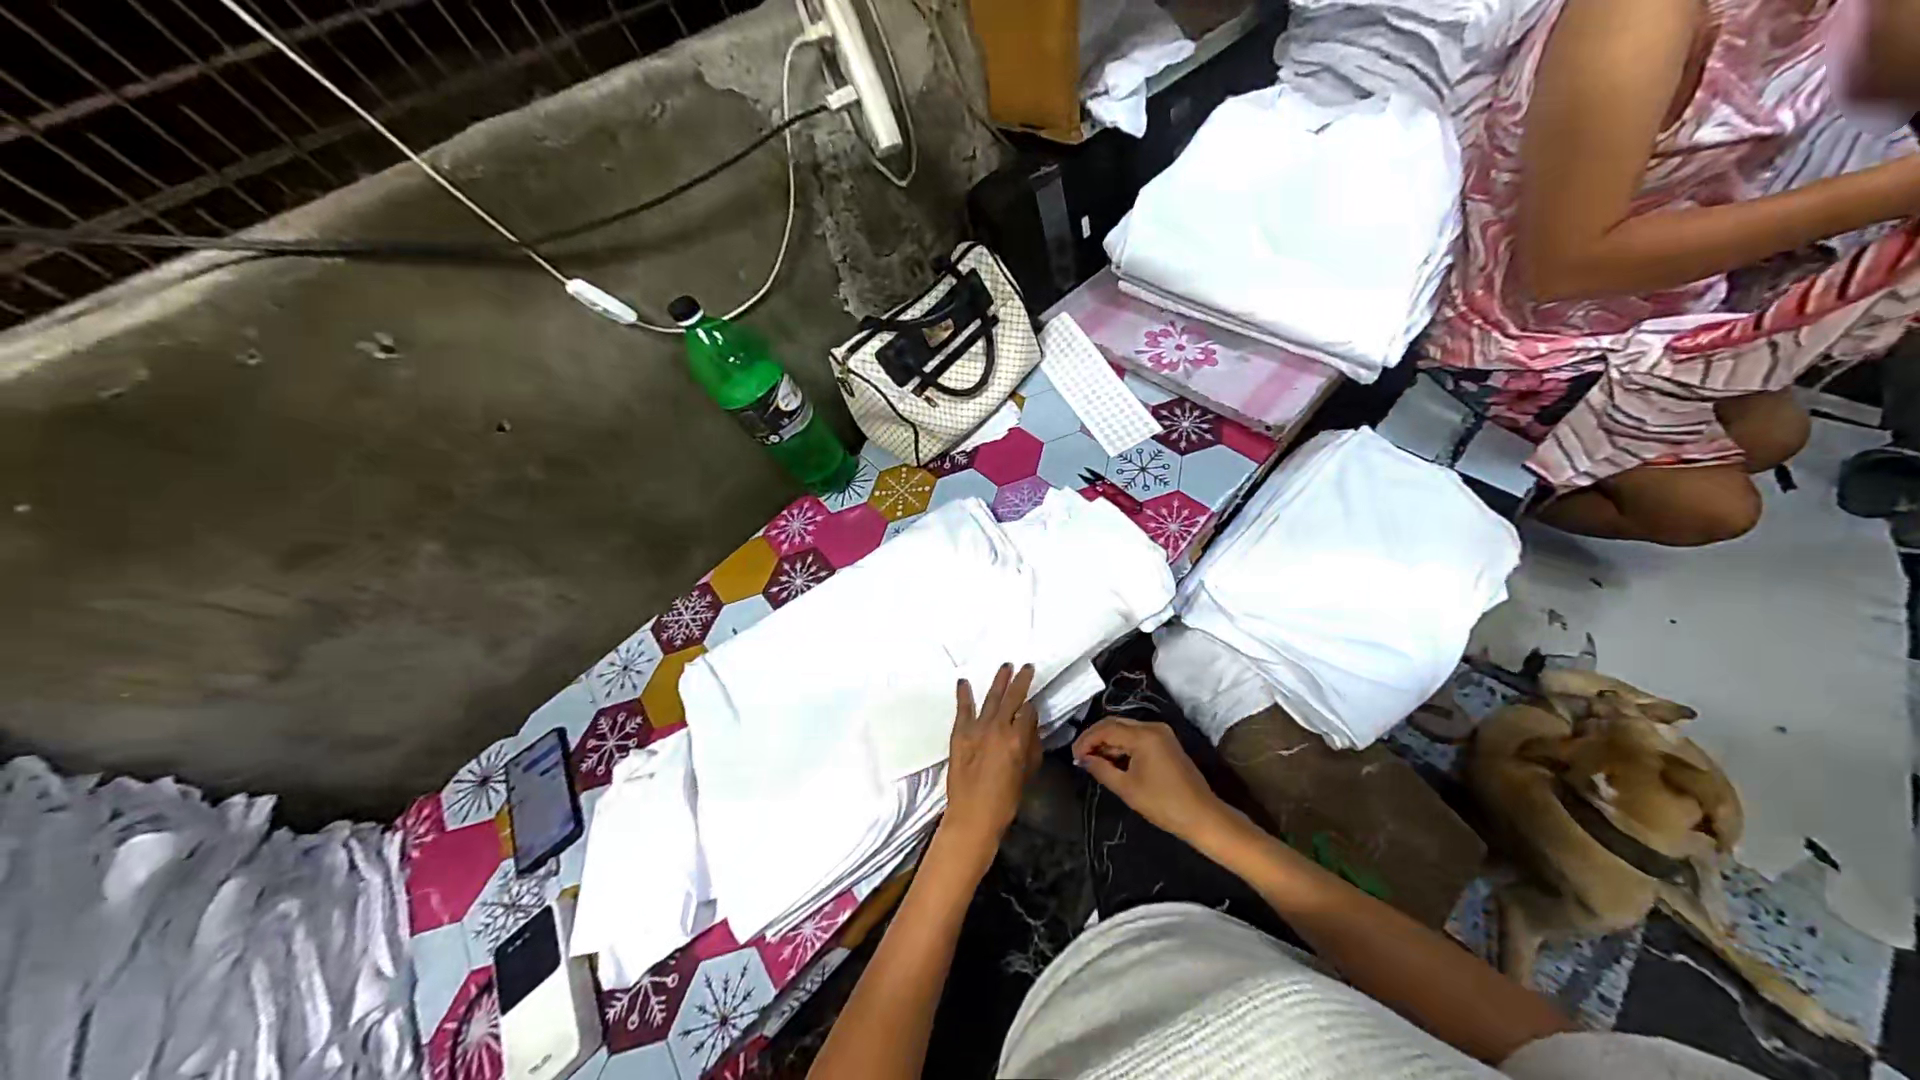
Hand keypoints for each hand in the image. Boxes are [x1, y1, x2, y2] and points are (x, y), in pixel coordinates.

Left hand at [938, 663, 1039, 867]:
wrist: (972, 815)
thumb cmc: (1005, 799)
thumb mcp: (1027, 773)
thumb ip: (1032, 747)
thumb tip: (1032, 728)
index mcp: (1018, 739)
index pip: (1029, 712)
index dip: (1032, 707)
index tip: (1033, 705)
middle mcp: (998, 728)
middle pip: (1012, 698)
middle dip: (1021, 681)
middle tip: (1027, 667)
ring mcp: (977, 729)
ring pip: (991, 698)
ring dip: (999, 681)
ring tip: (1005, 666)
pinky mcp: (959, 734)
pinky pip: (963, 709)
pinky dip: (963, 694)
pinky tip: (964, 681)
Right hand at [1073, 716, 1241, 845]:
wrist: (1202, 816)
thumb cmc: (1163, 804)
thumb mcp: (1126, 788)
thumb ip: (1101, 769)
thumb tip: (1083, 759)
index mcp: (1143, 735)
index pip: (1106, 729)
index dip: (1086, 740)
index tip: (1074, 756)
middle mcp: (1152, 727)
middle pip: (1114, 723)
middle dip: (1095, 738)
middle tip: (1080, 756)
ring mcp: (1161, 733)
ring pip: (1125, 729)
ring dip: (1108, 742)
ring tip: (1093, 761)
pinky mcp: (1165, 742)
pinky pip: (1136, 736)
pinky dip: (1122, 745)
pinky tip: (1112, 760)